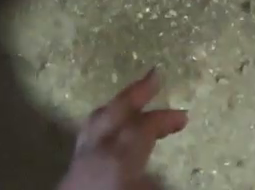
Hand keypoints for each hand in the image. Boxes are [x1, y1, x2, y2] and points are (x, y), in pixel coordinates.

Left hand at [57, 70, 187, 189]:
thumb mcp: (133, 187)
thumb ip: (147, 181)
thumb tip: (162, 176)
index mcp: (117, 160)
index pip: (143, 129)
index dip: (164, 119)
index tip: (185, 116)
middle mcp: (95, 150)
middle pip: (117, 112)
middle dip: (136, 93)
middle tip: (155, 75)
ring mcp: (78, 158)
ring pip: (97, 119)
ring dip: (117, 105)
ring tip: (132, 98)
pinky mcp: (69, 170)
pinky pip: (87, 134)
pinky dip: (101, 123)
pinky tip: (106, 129)